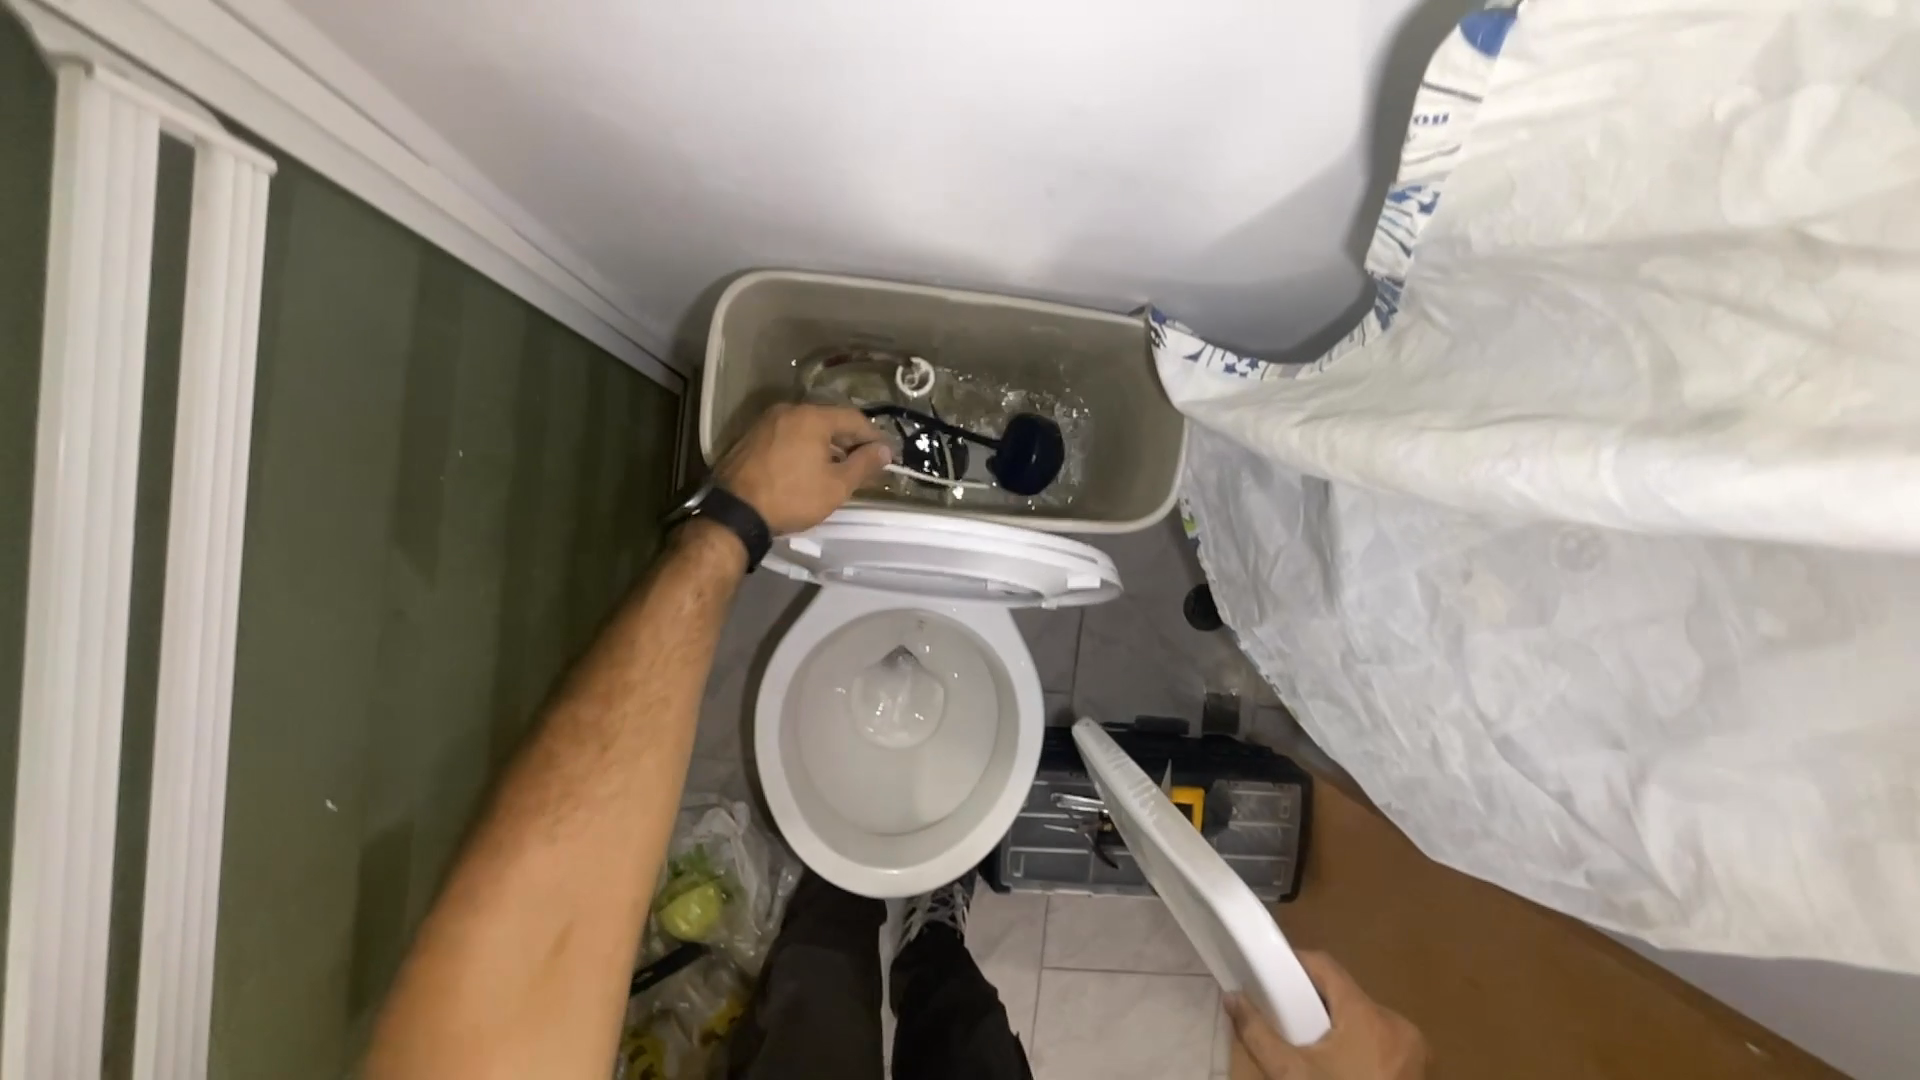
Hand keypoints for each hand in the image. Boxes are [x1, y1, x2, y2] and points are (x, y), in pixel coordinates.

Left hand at [715, 403, 891, 534]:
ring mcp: (765, 422)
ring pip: (806, 428)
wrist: (735, 513)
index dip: (873, 436)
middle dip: (849, 440)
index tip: (885, 454)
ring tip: (838, 467)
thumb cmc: (792, 497)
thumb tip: (885, 450)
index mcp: (812, 417)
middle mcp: (788, 410)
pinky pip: (787, 436)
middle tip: (864, 462)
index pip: (853, 418)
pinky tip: (808, 467)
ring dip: (826, 444)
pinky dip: (803, 447)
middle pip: (828, 419)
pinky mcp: (750, 437)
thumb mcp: (836, 486)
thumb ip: (864, 464)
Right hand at [1225, 952, 1426, 1079]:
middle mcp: (1399, 1026)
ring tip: (1310, 1049)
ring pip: (1363, 1018)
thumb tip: (1231, 997)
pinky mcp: (1420, 1074)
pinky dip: (1356, 1045)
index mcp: (1368, 1017)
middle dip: (1312, 1002)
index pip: (1325, 965)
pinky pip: (1380, 1042)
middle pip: (1344, 993)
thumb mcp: (1292, 1076)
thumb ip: (1257, 1033)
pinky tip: (1339, 1070)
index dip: (1293, 964)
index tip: (1268, 976)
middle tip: (1285, 1019)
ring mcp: (1416, 1052)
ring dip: (1335, 1025)